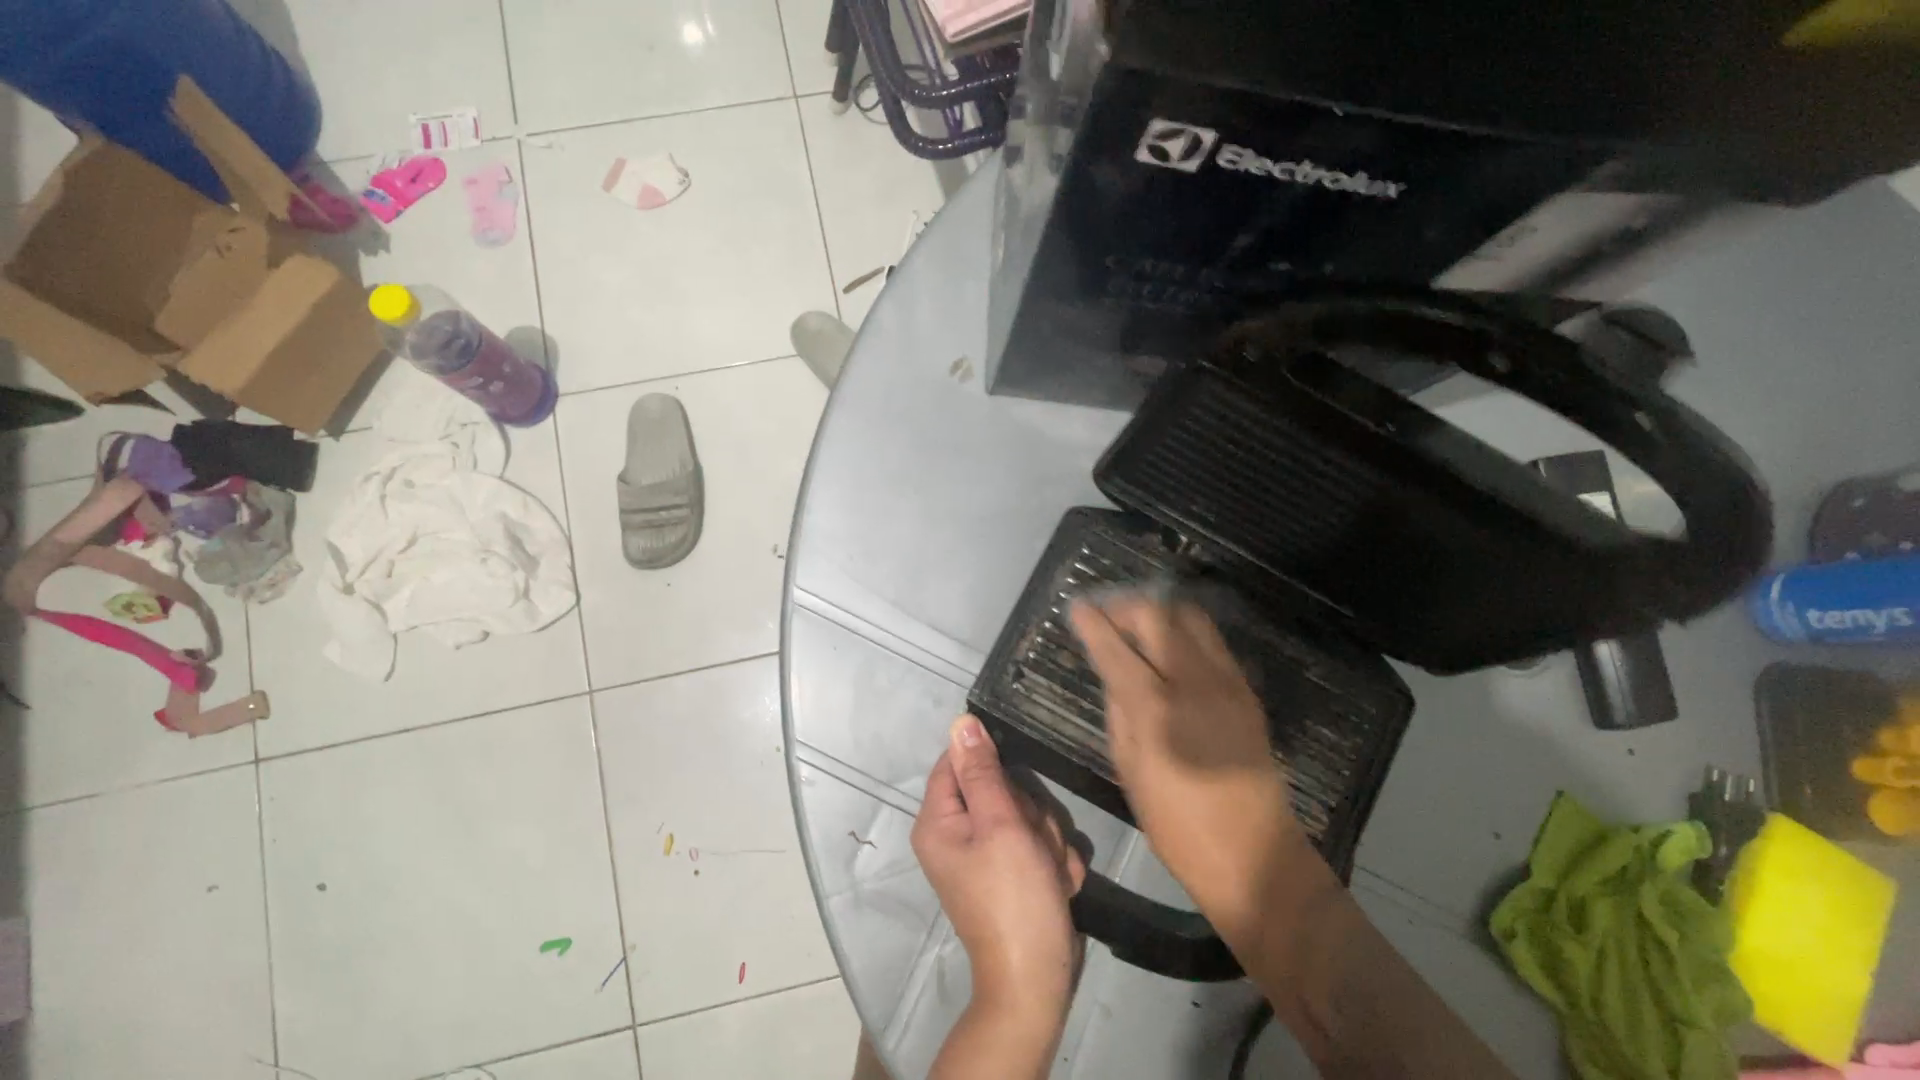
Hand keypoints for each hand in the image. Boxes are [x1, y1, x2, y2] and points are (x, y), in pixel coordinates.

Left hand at [913, 715, 1086, 1019]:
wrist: (1039, 980)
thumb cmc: (1014, 898)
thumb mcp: (1000, 826)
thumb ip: (983, 771)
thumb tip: (960, 721)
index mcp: (939, 821)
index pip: (961, 762)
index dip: (995, 767)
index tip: (1017, 790)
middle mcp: (958, 834)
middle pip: (1003, 790)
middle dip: (1032, 815)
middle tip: (1034, 845)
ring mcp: (989, 857)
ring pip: (1031, 818)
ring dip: (1049, 842)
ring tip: (1047, 873)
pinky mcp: (1016, 875)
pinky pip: (1042, 847)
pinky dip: (1055, 865)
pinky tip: (1056, 887)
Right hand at [1069, 596, 1314, 936]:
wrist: (1252, 852)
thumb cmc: (1176, 824)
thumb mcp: (1128, 770)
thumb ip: (1118, 713)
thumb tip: (1113, 675)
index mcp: (1155, 709)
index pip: (1115, 648)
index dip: (1092, 623)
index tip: (1077, 607)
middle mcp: (1193, 683)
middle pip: (1157, 616)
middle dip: (1125, 606)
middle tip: (1106, 616)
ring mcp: (1227, 683)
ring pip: (1191, 618)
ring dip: (1159, 613)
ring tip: (1138, 626)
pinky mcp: (1247, 691)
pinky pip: (1213, 642)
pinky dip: (1186, 633)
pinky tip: (1171, 650)